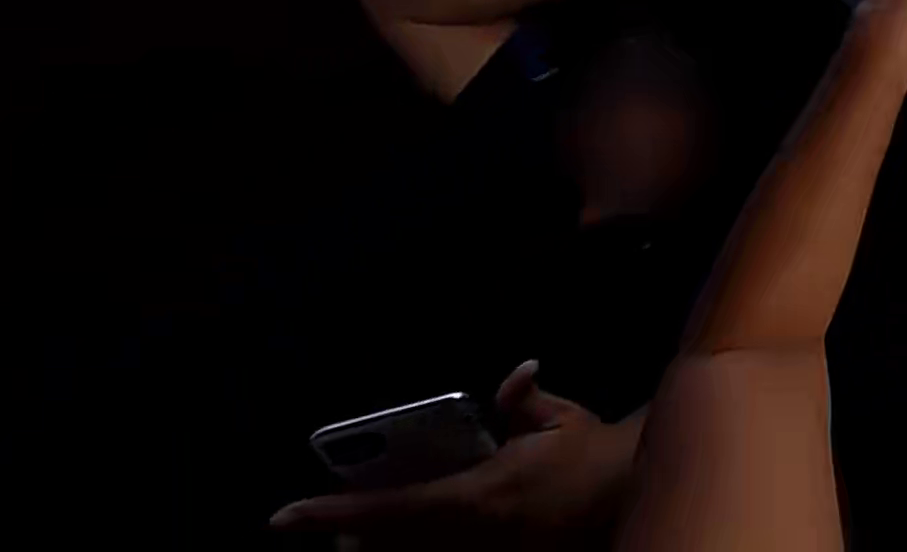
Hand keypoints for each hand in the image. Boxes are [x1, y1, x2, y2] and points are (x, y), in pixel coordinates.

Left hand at [272, 360, 644, 547]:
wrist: (620, 490)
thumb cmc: (586, 450)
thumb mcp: (560, 417)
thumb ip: (527, 399)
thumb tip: (516, 373)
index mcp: (480, 493)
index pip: (394, 507)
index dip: (337, 513)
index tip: (286, 516)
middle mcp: (469, 535)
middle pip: (392, 545)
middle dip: (354, 535)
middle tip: (327, 525)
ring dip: (383, 547)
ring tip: (358, 539)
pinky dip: (419, 550)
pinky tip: (418, 540)